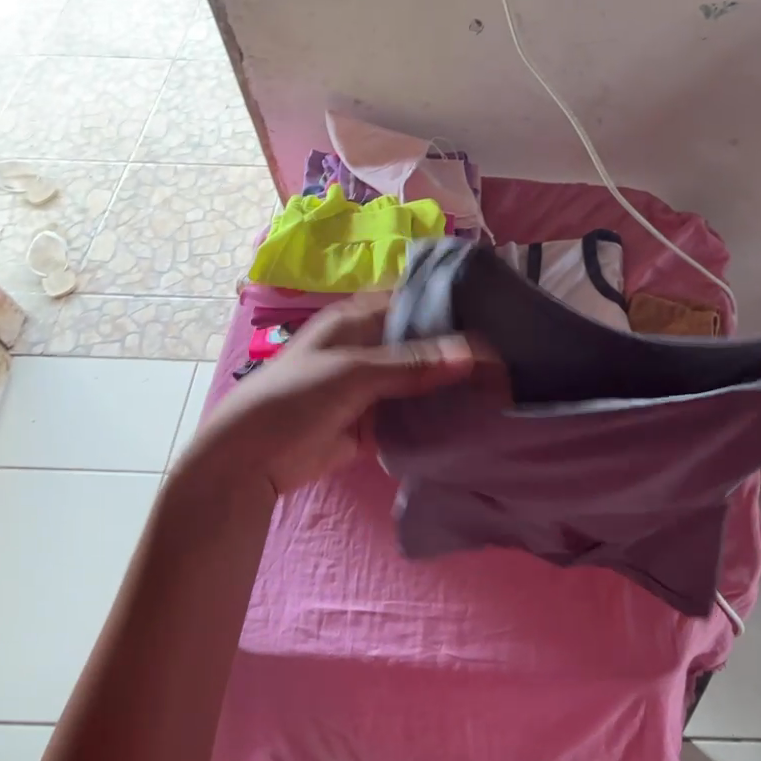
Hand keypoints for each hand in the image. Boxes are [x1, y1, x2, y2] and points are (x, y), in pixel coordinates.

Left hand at [187, 297, 497, 494]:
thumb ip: (413, 364)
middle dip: (458, 348)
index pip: (413, 301)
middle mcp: (368, 346)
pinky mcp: (374, 421)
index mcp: (357, 319)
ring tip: (501, 384)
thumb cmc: (294, 397)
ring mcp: (372, 385)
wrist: (251, 459)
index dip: (450, 305)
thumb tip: (476, 354)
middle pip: (422, 342)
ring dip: (451, 383)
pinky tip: (471, 415)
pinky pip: (413, 412)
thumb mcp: (353, 372)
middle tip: (508, 353)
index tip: (495, 312)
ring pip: (422, 379)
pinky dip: (437, 413)